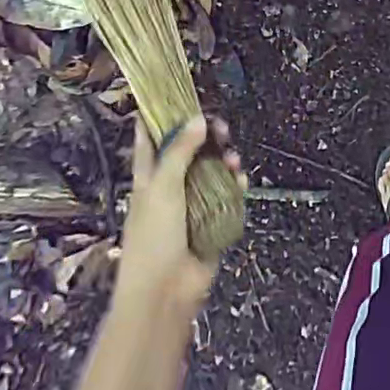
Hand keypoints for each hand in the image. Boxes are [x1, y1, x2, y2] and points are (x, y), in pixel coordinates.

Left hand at [114, 115, 244, 315]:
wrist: (164, 294)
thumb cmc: (153, 238)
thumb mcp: (162, 188)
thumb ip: (180, 151)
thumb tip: (199, 118)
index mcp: (148, 178)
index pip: (150, 139)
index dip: (159, 116)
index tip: (175, 95)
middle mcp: (170, 187)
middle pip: (188, 152)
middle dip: (204, 137)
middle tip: (219, 126)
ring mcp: (193, 204)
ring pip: (211, 170)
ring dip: (223, 159)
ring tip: (233, 154)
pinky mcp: (213, 220)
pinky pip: (227, 195)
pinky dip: (235, 184)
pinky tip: (240, 178)